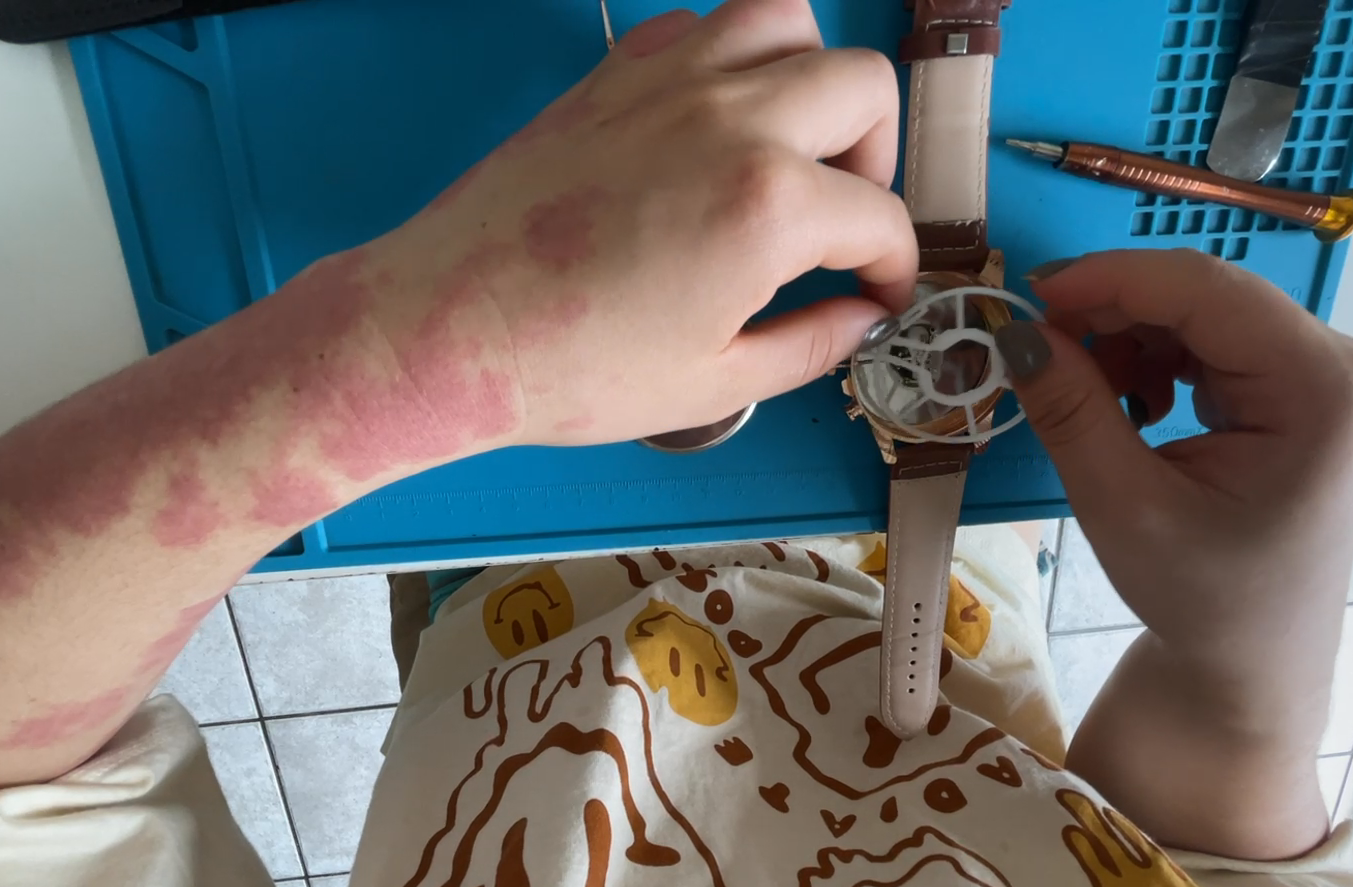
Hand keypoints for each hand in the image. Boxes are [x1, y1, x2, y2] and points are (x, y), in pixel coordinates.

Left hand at [318, 0, 915, 450]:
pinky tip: (722, 126)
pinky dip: (741, 60)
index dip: (895, 266)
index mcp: (767, 206)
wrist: (456, 330)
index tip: (880, 293)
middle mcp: (732, 118)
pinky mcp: (616, 72)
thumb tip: (864, 318)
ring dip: (817, 85)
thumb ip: (812, 347)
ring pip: (793, 23)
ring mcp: (670, 79)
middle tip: (843, 224)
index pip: (879, 217)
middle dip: (875, 164)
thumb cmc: (576, 371)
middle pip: (864, 90)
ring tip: (794, 155)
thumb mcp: (714, 385)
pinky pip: (709, 23)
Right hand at [994, 249, 1352, 856]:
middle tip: (1036, 348)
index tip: (1026, 296)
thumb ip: (1071, 411)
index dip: (1109, 279)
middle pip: (1206, 297)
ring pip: (1201, 318)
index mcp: (1320, 387)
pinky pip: (1208, 349)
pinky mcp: (1292, 396)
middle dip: (1112, 311)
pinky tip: (1125, 406)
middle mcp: (1336, 364)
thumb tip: (1018, 336)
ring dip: (1127, 340)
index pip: (1206, 290)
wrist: (1247, 656)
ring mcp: (1319, 378)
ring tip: (1083, 395)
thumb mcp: (1121, 503)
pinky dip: (1149, 363)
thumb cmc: (1197, 592)